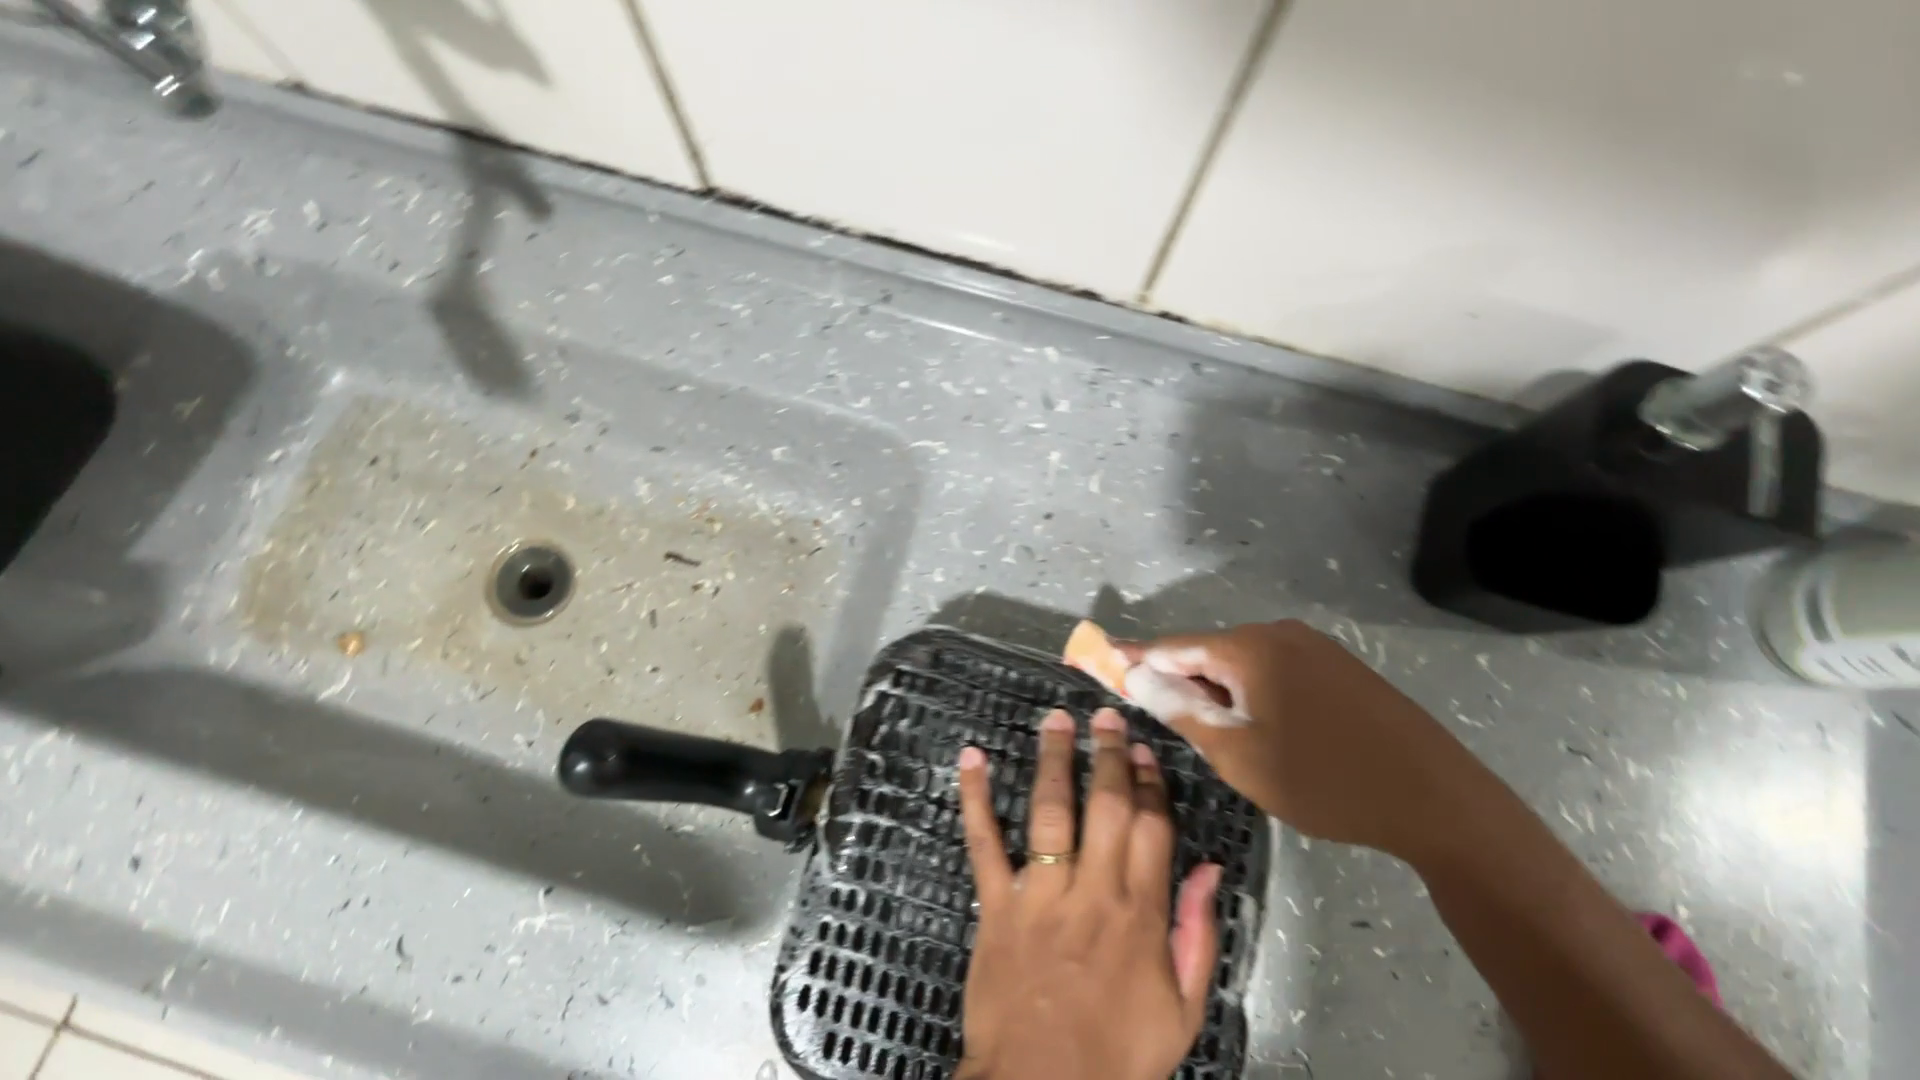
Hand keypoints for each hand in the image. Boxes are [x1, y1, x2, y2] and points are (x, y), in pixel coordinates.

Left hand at [954, 707, 1220, 1079]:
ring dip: (1052, 759)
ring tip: (1055, 719)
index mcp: (1140, 912)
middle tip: (1106, 715)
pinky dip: (975, 799)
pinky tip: (972, 758)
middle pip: (1104, 806)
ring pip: (1049, 811)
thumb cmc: (1118, 1052)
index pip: (1150, 827)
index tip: (1145, 750)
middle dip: (1108, 755)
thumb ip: (1197, 933)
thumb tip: (1209, 869)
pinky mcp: (995, 905)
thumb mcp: (1183, 1008)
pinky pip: (983, 843)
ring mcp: (1040, 893)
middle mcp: (1092, 889)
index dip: (1149, 784)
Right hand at [1119, 620, 1487, 863]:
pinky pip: (1275, 673)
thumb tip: (1137, 678)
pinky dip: (1252, 696)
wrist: (1434, 799)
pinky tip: (1263, 732)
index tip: (1092, 658)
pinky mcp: (1339, 668)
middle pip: (1208, 653)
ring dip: (1219, 695)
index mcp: (1249, 647)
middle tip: (1164, 723)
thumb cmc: (1323, 781)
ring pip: (1242, 665)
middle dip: (1180, 684)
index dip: (1131, 657)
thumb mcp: (1239, 754)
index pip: (1172, 646)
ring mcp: (1315, 648)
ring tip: (1219, 740)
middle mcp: (1279, 633)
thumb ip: (1182, 711)